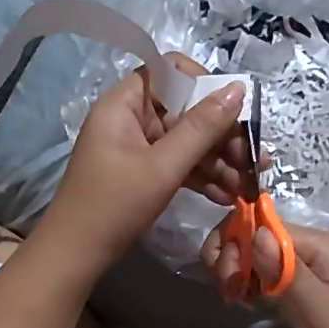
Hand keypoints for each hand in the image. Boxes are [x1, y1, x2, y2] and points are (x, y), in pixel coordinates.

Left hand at [38, 54, 250, 270]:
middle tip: (253, 160)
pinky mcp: (140, 173)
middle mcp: (129, 118)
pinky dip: (200, 177)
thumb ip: (202, 128)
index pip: (169, 72)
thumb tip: (239, 88)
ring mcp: (134, 147)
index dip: (204, 85)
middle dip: (221, 135)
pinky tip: (227, 196)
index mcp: (124, 104)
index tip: (232, 112)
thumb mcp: (162, 167)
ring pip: (185, 141)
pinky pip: (176, 164)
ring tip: (247, 186)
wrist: (75, 255)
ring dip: (217, 161)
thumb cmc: (114, 205)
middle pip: (184, 110)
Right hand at [202, 222, 328, 327]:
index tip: (228, 277)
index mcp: (313, 242)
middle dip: (229, 258)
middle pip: (250, 235)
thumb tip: (256, 232)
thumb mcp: (315, 303)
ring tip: (237, 301)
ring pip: (250, 254)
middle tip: (228, 293)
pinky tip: (247, 304)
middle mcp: (303, 246)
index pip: (259, 223)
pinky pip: (259, 273)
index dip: (235, 243)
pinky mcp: (292, 283)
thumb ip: (284, 268)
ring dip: (234, 273)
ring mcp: (298, 265)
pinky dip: (245, 285)